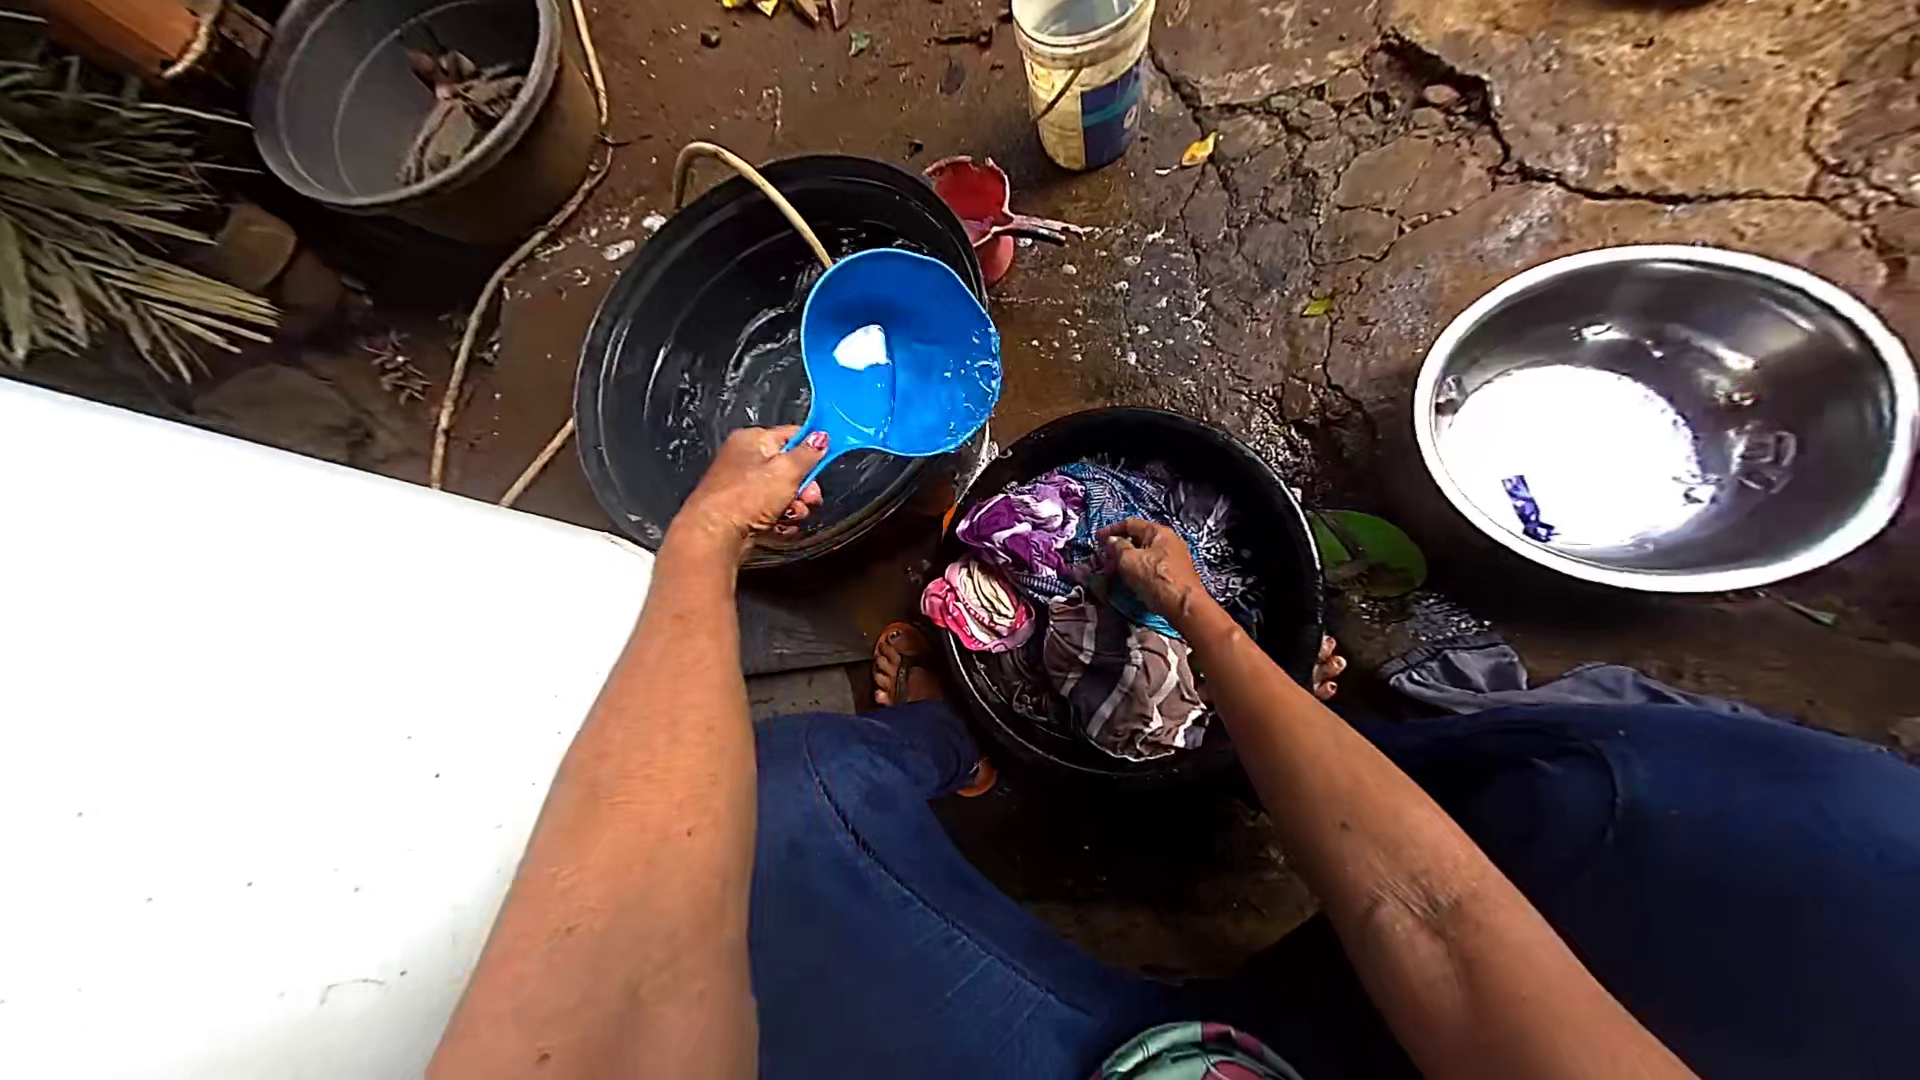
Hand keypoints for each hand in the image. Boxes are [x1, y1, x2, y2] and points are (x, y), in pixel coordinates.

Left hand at [672, 426, 826, 557]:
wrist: (715, 534)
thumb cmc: (744, 498)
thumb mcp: (786, 470)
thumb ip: (808, 453)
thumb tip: (821, 437)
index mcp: (753, 440)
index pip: (792, 436)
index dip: (812, 449)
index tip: (825, 462)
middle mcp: (746, 460)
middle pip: (791, 468)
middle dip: (805, 487)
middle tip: (808, 498)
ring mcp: (744, 486)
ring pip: (785, 493)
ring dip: (795, 506)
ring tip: (790, 515)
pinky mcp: (744, 510)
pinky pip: (773, 511)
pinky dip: (781, 519)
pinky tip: (779, 525)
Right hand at [1095, 519, 1214, 624]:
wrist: (1183, 605)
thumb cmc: (1155, 578)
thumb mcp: (1129, 560)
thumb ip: (1117, 547)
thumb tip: (1112, 540)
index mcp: (1159, 532)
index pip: (1130, 524)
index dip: (1111, 529)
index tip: (1097, 538)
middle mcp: (1169, 541)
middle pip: (1138, 539)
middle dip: (1118, 548)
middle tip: (1104, 558)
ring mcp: (1173, 558)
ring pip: (1144, 554)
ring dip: (1126, 560)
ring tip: (1113, 571)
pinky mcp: (1174, 574)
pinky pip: (1150, 566)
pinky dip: (1137, 569)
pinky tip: (1129, 579)